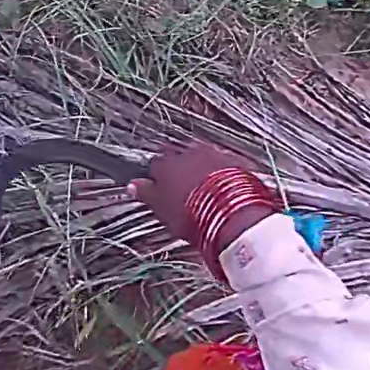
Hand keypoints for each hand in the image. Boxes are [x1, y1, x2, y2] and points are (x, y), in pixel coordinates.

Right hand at [128, 142, 274, 256]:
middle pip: (180, 157)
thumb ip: (147, 194)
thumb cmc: (192, 215)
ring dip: (203, 168)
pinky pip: (227, 162)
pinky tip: (226, 185)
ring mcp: (213, 155)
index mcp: (166, 165)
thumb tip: (133, 186)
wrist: (231, 214)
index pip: (156, 164)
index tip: (161, 189)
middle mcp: (189, 154)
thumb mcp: (162, 209)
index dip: (158, 178)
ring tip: (206, 189)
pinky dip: (224, 171)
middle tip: (185, 189)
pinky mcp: (236, 161)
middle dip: (181, 169)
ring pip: (203, 157)